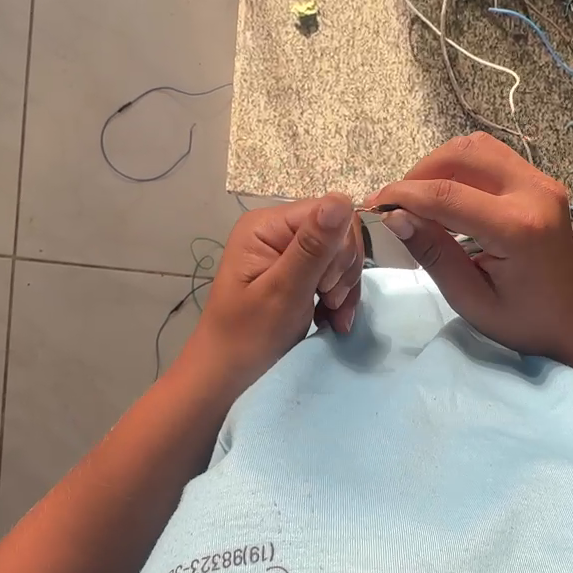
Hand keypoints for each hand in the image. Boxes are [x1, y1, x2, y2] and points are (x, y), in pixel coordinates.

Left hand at [180, 194, 365, 393]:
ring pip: (342, 254)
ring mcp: (287, 250)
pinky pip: (335, 272)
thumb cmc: (248, 336)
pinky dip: (340, 296)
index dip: (339, 249)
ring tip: (331, 314)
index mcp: (266, 225)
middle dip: (343, 270)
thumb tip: (342, 199)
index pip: (329, 212)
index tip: (327, 287)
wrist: (227, 373)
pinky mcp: (298, 270)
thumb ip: (313, 247)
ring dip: (344, 287)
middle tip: (328, 302)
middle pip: (339, 232)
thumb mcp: (284, 292)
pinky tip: (334, 318)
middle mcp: (277, 229)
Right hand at [367, 133, 572, 365]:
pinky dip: (460, 169)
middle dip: (421, 173)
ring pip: (477, 148)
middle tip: (397, 204)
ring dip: (439, 166)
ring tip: (419, 199)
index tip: (374, 205)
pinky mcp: (540, 182)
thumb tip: (395, 217)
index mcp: (519, 228)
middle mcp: (534, 193)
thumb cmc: (524, 321)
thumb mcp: (471, 299)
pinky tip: (445, 197)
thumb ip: (434, 254)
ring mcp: (542, 182)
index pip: (448, 195)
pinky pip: (491, 158)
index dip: (404, 195)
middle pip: (464, 154)